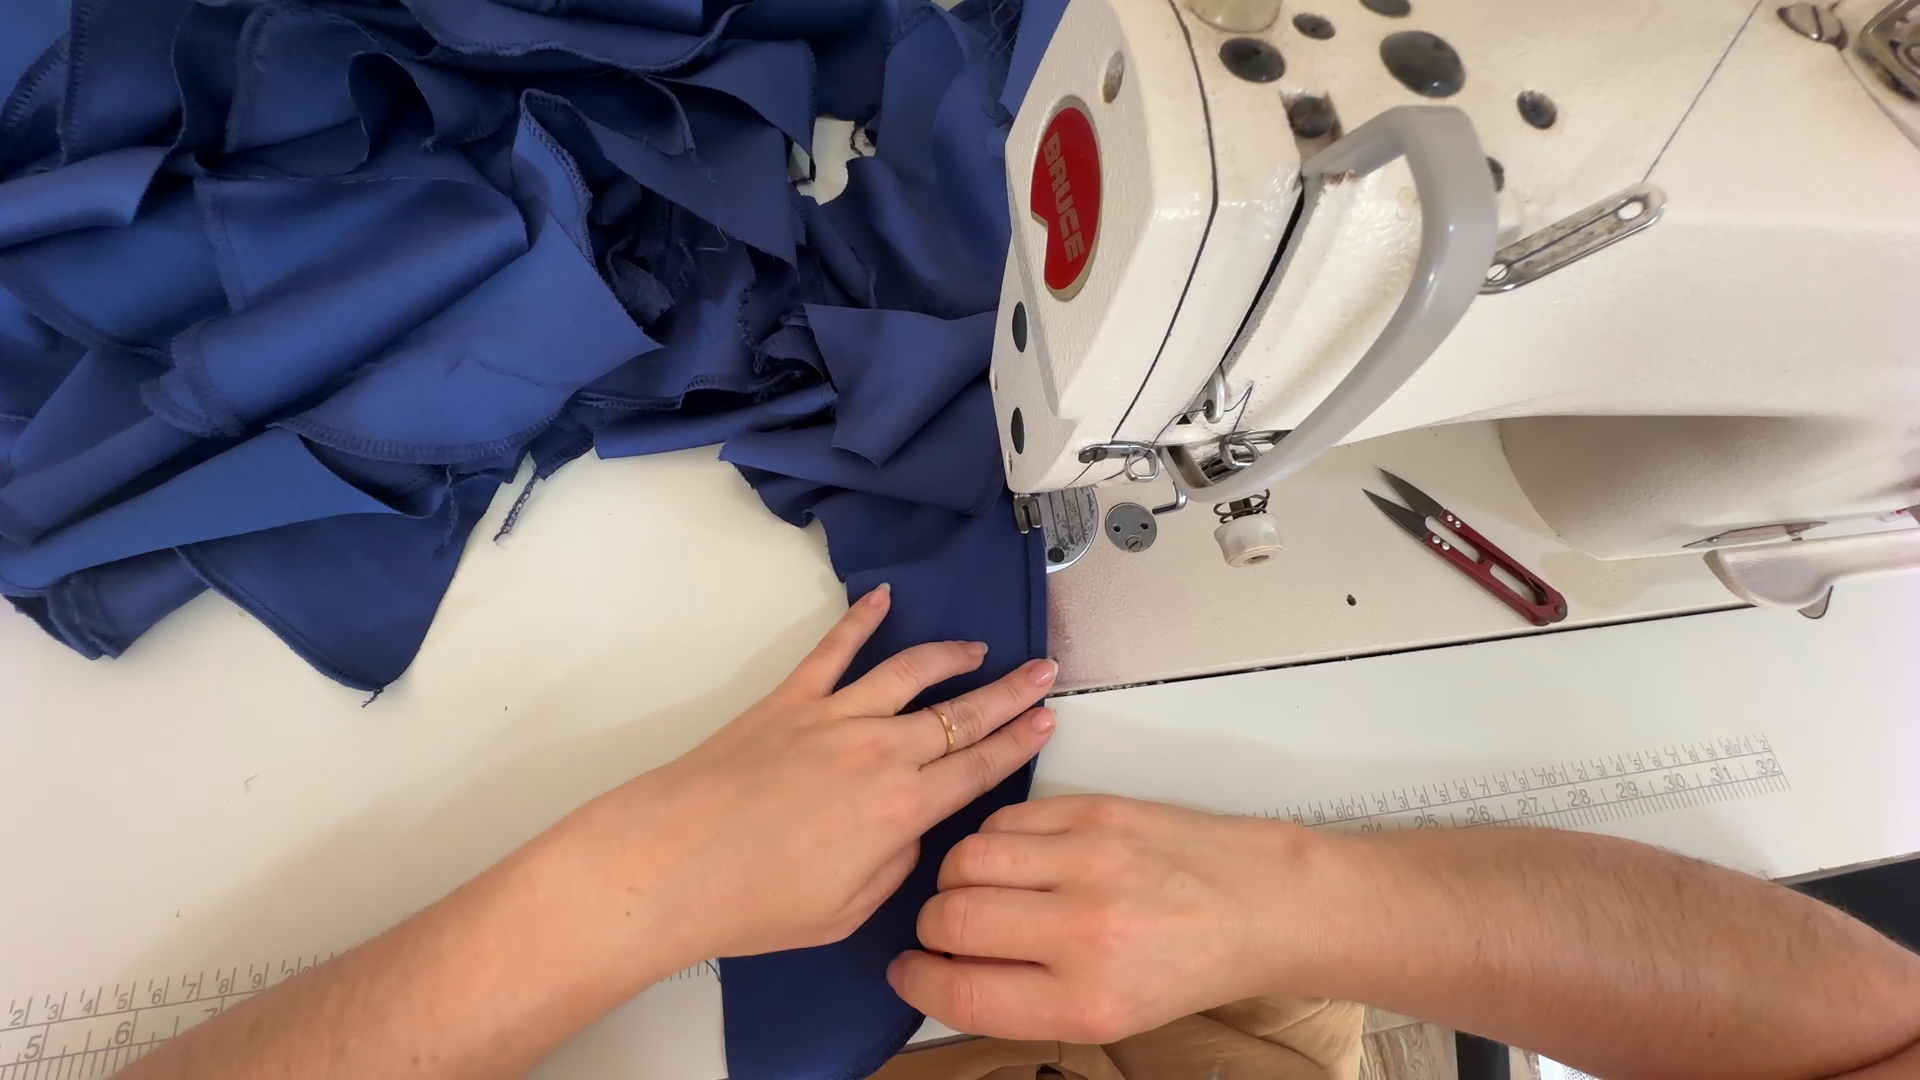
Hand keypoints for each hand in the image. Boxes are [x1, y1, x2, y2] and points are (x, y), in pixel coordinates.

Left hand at [561, 584, 1056, 964]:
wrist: (672, 864)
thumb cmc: (758, 902)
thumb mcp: (849, 908)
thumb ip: (897, 860)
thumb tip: (909, 822)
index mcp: (903, 806)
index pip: (980, 765)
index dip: (1020, 740)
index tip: (1048, 717)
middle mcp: (882, 749)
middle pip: (962, 713)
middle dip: (1011, 692)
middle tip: (1043, 671)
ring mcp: (837, 714)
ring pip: (911, 671)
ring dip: (951, 655)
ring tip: (978, 647)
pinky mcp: (794, 697)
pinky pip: (836, 648)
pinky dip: (861, 620)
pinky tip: (883, 598)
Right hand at [887, 795, 1315, 1042]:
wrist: (1255, 901)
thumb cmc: (1185, 965)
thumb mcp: (1111, 1013)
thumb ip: (1027, 996)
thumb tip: (950, 968)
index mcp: (1088, 999)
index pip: (964, 990)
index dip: (917, 981)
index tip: (908, 970)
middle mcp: (1082, 928)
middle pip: (953, 917)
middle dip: (930, 925)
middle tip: (943, 927)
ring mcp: (1086, 857)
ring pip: (968, 856)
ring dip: (954, 875)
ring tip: (975, 886)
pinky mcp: (1092, 809)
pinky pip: (1006, 817)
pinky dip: (992, 838)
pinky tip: (1012, 855)